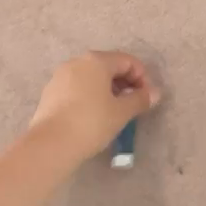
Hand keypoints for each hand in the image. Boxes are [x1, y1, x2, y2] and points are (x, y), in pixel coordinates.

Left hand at [27, 51, 160, 162]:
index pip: (127, 61)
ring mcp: (61, 76)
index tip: (146, 98)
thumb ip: (140, 99)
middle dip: (124, 84)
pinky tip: (92, 116)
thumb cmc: (91, 122)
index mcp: (97, 60)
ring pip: (91, 77)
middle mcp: (78, 61)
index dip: (142, 78)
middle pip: (108, 66)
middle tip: (133, 105)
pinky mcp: (50, 92)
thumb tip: (155, 93)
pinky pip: (77, 88)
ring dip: (107, 90)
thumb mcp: (121, 112)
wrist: (50, 145)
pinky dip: (90, 96)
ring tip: (114, 112)